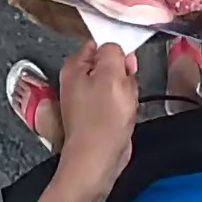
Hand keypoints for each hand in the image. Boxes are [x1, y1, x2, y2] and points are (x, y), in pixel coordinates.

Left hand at [54, 42, 137, 190]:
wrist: (99, 157)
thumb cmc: (103, 119)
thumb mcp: (112, 74)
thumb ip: (112, 52)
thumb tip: (114, 47)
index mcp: (74, 67)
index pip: (99, 44)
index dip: (117, 49)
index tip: (126, 60)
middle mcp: (76, 81)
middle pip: (109, 64)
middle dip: (123, 71)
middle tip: (126, 83)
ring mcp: (87, 99)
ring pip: (117, 82)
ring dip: (126, 89)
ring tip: (125, 101)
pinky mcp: (98, 114)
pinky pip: (117, 100)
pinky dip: (125, 104)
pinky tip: (125, 112)